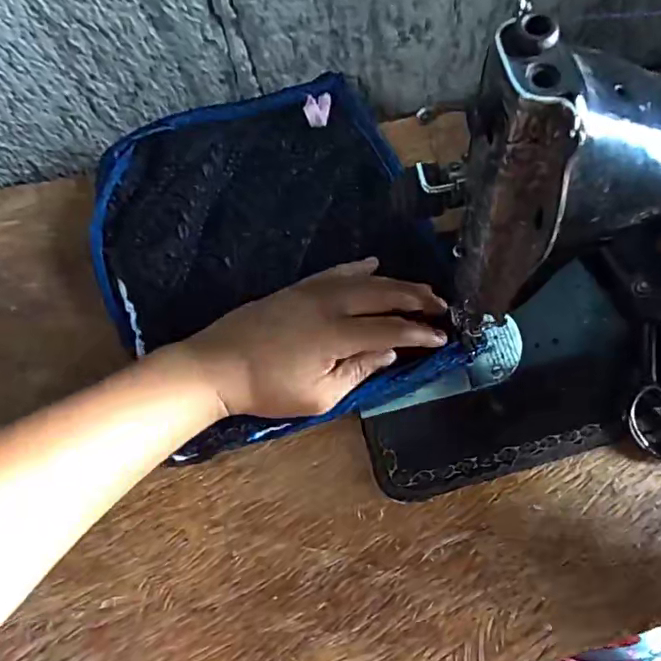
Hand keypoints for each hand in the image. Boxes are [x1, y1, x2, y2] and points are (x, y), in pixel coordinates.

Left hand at [159, 258, 449, 418]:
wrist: (217, 365)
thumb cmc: (268, 389)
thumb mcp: (319, 396)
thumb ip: (358, 372)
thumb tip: (389, 354)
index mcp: (337, 334)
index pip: (391, 329)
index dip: (420, 332)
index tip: (443, 337)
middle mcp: (330, 304)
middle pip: (384, 294)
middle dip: (418, 299)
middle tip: (443, 306)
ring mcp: (312, 291)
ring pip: (364, 279)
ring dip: (396, 282)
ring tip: (421, 289)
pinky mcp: (297, 288)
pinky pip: (336, 271)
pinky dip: (359, 268)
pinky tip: (374, 264)